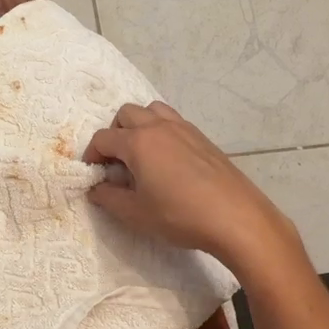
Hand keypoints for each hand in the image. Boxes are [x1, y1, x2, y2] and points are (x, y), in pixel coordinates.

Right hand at [83, 102, 301, 264]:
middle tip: (116, 161)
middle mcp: (159, 127)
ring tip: (141, 153)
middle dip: (114, 133)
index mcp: (138, 142)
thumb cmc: (180, 216)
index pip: (103, 138)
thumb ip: (109, 198)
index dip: (92, 155)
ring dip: (139, 125)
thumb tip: (96, 188)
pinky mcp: (203, 138)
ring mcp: (184, 129)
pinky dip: (162, 131)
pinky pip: (174, 122)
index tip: (93, 174)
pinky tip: (168, 160)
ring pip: (152, 110)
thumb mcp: (135, 214)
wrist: (237, 218)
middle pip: (126, 114)